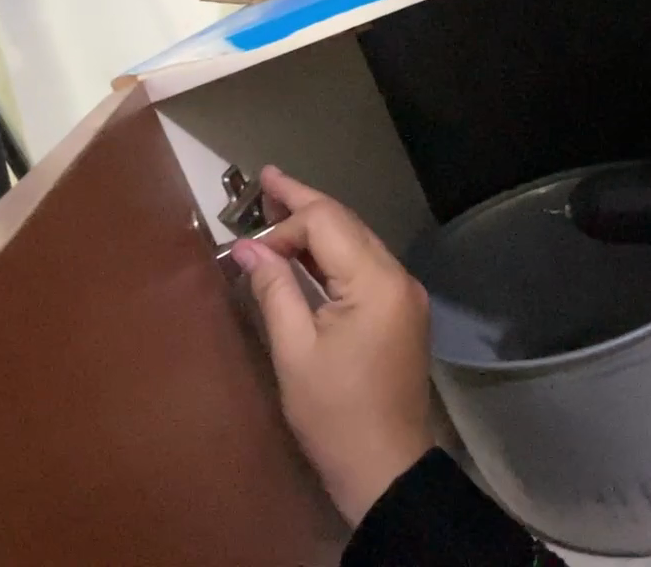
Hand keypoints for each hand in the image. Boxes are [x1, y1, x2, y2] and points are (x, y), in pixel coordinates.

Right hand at [229, 166, 435, 524]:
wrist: (386, 471)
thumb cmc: (335, 415)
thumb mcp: (294, 351)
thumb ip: (274, 288)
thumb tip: (247, 247)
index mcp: (376, 282)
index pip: (327, 223)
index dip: (285, 226)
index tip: (251, 248)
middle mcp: (397, 277)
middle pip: (345, 223)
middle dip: (303, 203)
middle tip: (265, 179)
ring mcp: (404, 293)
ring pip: (355, 240)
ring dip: (317, 225)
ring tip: (278, 203)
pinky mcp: (400, 310)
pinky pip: (363, 265)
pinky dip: (331, 253)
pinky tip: (305, 248)